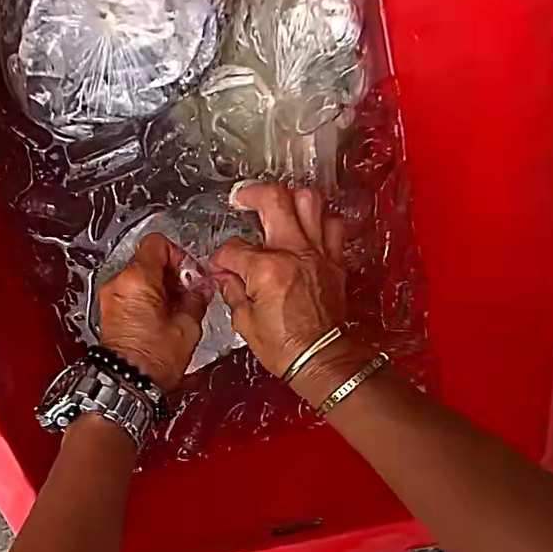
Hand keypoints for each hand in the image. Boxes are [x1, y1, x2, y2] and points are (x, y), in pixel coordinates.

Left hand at [98, 232, 207, 391]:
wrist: (128, 383)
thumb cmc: (153, 359)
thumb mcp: (187, 325)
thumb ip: (197, 297)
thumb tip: (201, 288)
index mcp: (137, 279)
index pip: (157, 243)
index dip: (178, 254)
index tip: (189, 273)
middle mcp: (119, 284)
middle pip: (147, 260)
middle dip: (171, 273)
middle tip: (188, 292)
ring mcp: (111, 299)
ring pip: (139, 278)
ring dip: (160, 287)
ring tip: (177, 308)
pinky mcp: (110, 313)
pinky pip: (130, 295)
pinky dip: (147, 299)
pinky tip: (162, 318)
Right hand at [211, 183, 349, 380]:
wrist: (319, 357)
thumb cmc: (281, 345)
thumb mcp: (243, 320)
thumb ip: (232, 289)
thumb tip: (224, 274)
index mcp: (266, 269)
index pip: (232, 249)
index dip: (220, 258)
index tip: (218, 268)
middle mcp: (294, 252)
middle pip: (275, 200)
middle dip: (252, 194)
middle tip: (241, 197)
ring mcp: (318, 253)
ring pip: (309, 201)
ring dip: (289, 197)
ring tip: (276, 204)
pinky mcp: (334, 260)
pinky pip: (331, 225)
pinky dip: (317, 220)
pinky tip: (305, 226)